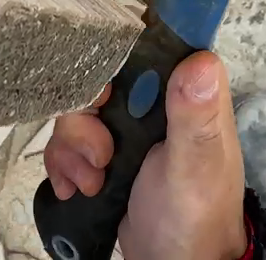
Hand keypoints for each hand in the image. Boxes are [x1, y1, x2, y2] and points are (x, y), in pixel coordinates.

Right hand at [44, 52, 247, 259]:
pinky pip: (67, 140)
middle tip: (101, 155)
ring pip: (79, 109)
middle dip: (86, 118)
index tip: (104, 98)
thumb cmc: (195, 218)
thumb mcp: (194, 167)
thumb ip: (194, 118)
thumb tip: (201, 61)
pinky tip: (77, 188)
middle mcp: (154, 100)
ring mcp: (126, 126)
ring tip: (94, 181)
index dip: (113, 61)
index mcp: (183, 90)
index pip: (143, 46)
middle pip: (100, 77)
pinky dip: (64, 164)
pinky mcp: (103, 150)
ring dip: (74, 148)